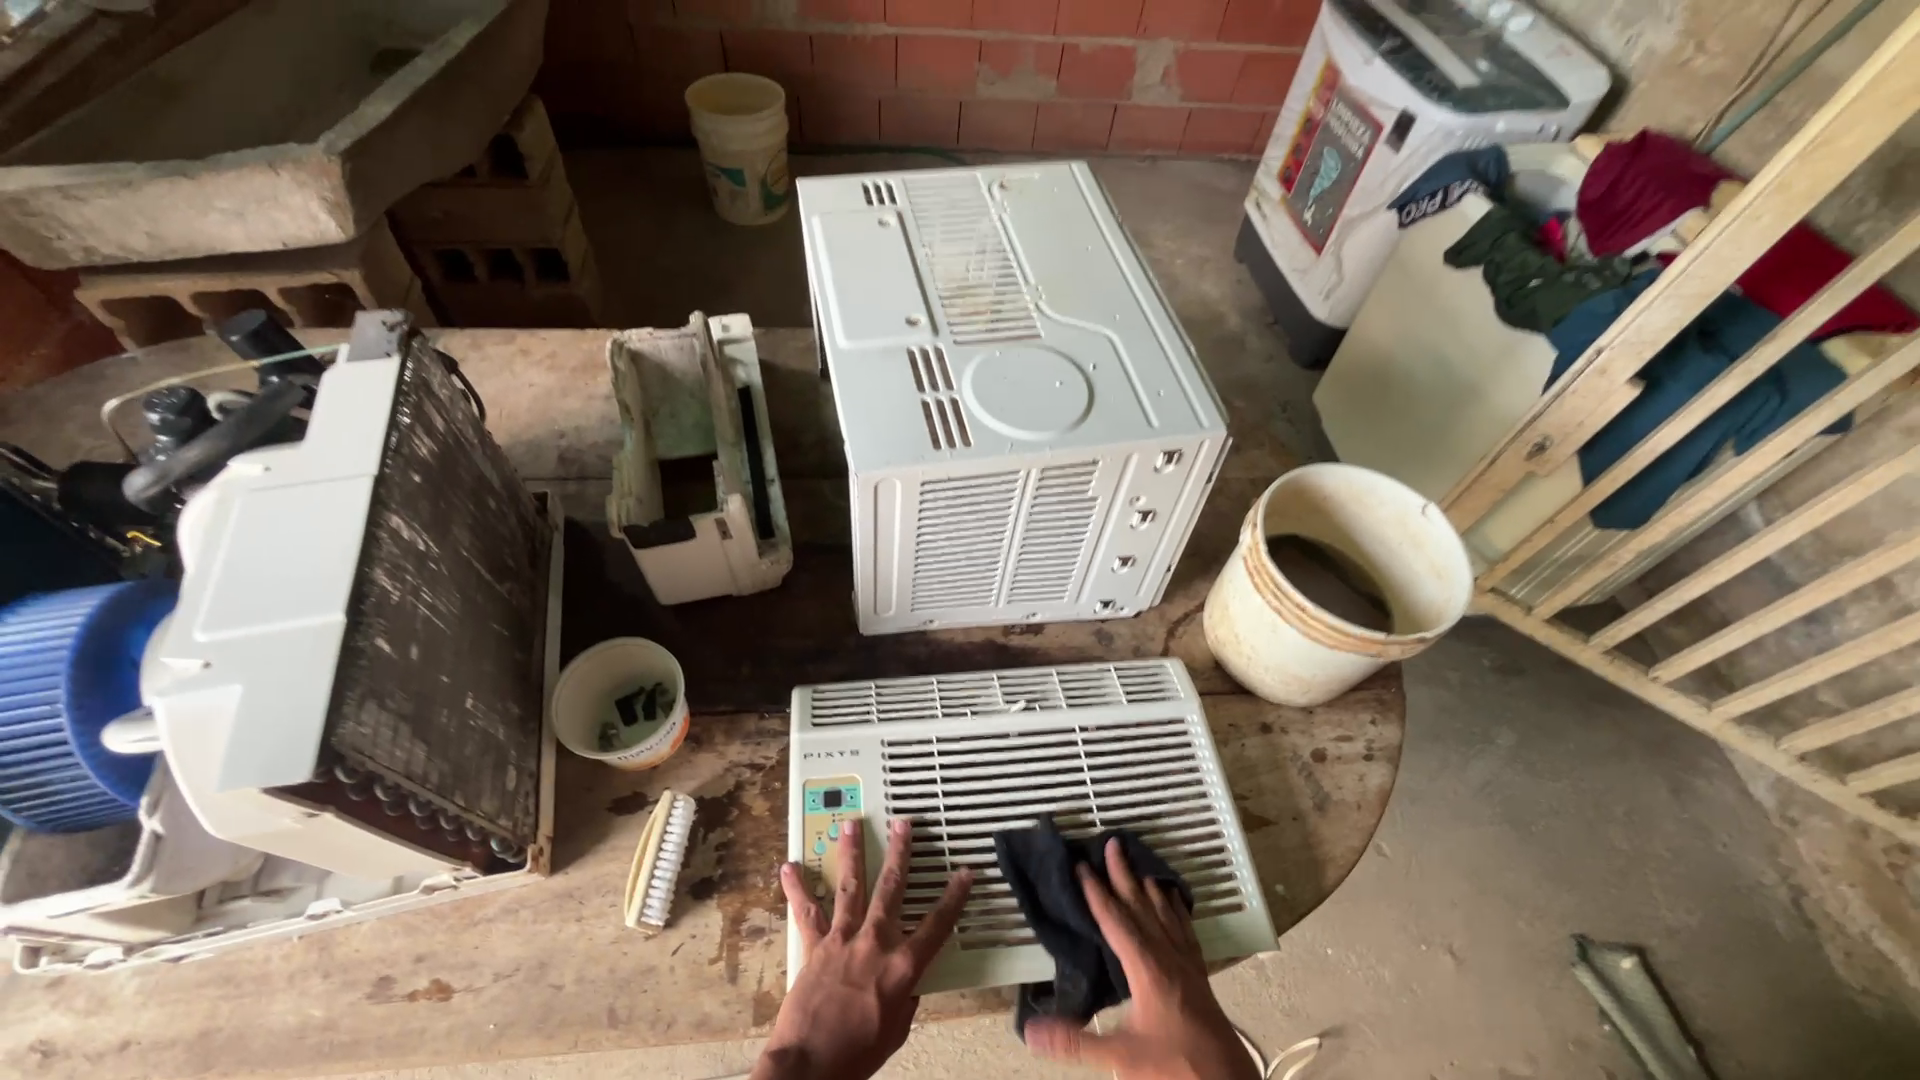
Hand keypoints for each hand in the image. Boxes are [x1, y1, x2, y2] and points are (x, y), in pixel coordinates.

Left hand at [753, 816, 974, 1079]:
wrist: (810, 1065)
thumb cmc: (857, 1054)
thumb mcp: (896, 1029)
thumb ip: (905, 997)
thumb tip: (906, 982)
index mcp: (902, 966)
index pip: (938, 924)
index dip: (954, 896)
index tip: (964, 872)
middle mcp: (874, 943)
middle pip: (892, 888)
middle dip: (900, 853)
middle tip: (903, 824)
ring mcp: (842, 940)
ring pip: (850, 886)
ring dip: (851, 853)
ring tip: (850, 825)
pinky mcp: (814, 946)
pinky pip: (806, 912)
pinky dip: (797, 888)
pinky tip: (789, 867)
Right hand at [1023, 838, 1256, 1079]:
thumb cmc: (1175, 1066)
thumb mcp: (1121, 1057)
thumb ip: (1076, 1040)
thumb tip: (1031, 1030)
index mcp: (1147, 968)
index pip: (1116, 920)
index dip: (1096, 892)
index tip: (1081, 864)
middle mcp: (1167, 955)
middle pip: (1141, 906)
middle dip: (1123, 874)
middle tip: (1111, 843)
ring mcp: (1187, 962)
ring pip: (1165, 912)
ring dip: (1148, 884)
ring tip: (1137, 861)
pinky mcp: (1199, 972)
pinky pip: (1185, 927)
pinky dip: (1176, 906)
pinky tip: (1174, 897)